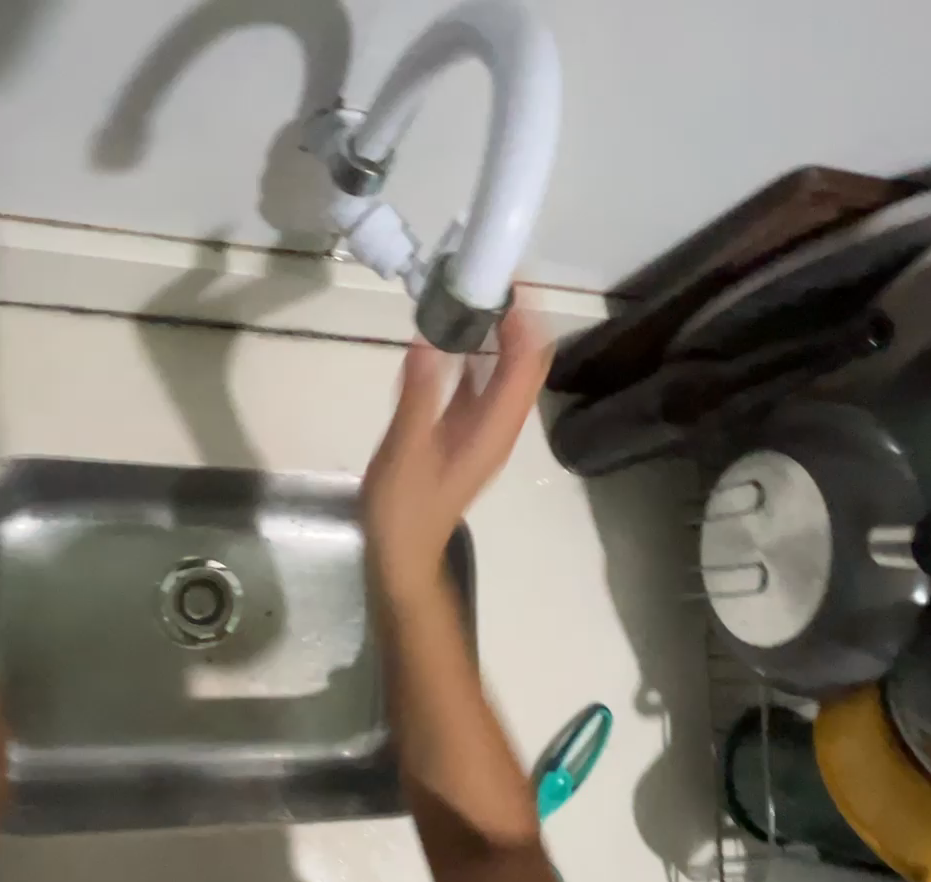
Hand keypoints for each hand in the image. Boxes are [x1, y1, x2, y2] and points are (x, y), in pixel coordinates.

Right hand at [362, 297, 552, 598]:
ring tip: (465, 299)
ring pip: (503, 374)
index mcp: (493, 429)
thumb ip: (419, 395)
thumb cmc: (404, 509)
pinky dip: (471, 360)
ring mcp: (483, 432)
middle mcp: (498, 426)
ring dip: (493, 337)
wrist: (404, 553)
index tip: (504, 280)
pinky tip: (444, 343)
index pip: (526, 364)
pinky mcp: (465, 436)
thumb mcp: (405, 450)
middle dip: (513, 320)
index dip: (524, 320)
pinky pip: (480, 388)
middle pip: (523, 364)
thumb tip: (430, 340)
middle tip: (482, 280)